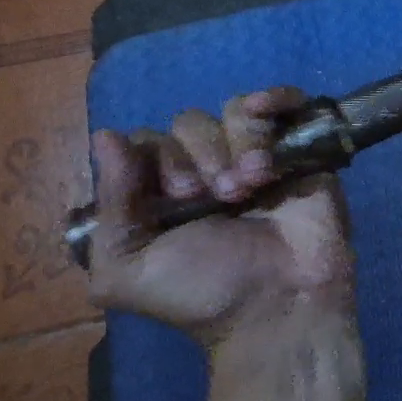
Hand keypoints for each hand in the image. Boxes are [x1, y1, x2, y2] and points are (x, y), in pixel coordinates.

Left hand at [87, 87, 354, 348]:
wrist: (280, 303)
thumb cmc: (203, 291)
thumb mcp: (130, 268)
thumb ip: (111, 206)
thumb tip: (105, 136)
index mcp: (162, 193)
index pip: (148, 143)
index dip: (160, 159)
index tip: (182, 195)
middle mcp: (206, 168)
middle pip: (190, 123)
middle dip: (203, 155)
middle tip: (221, 197)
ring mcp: (253, 154)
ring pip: (233, 111)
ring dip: (241, 143)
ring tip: (255, 184)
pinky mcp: (296, 147)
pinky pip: (280, 100)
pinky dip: (272, 97)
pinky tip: (265, 112)